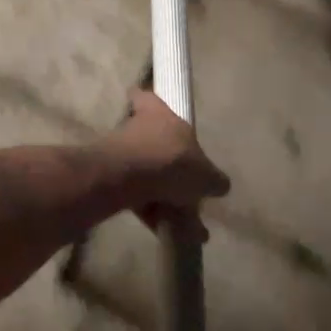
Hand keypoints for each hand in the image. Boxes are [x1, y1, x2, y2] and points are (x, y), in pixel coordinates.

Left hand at [104, 91, 228, 237]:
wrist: (129, 177)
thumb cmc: (173, 162)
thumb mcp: (207, 175)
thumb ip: (213, 179)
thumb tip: (219, 184)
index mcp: (158, 115)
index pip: (147, 98)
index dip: (148, 102)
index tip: (149, 109)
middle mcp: (137, 128)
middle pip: (150, 142)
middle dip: (166, 166)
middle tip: (185, 190)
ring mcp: (121, 152)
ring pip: (145, 173)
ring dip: (162, 196)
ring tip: (186, 225)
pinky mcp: (111, 175)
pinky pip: (136, 194)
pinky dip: (151, 211)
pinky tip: (168, 232)